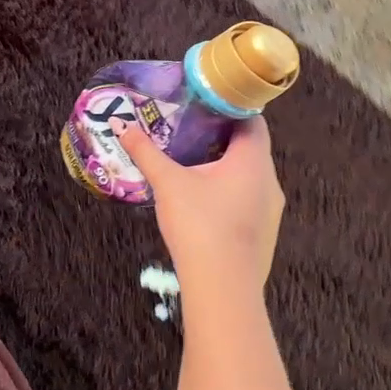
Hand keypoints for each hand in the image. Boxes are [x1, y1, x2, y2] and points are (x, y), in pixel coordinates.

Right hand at [120, 116, 283, 294]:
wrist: (223, 288)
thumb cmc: (199, 223)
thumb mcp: (166, 182)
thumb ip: (144, 150)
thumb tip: (120, 124)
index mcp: (253, 162)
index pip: (251, 121)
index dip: (229, 107)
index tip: (202, 101)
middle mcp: (269, 182)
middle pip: (249, 147)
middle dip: (219, 135)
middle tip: (187, 125)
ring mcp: (270, 211)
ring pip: (248, 175)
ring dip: (223, 163)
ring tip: (189, 158)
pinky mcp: (262, 233)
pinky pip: (247, 197)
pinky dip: (226, 188)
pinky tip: (200, 196)